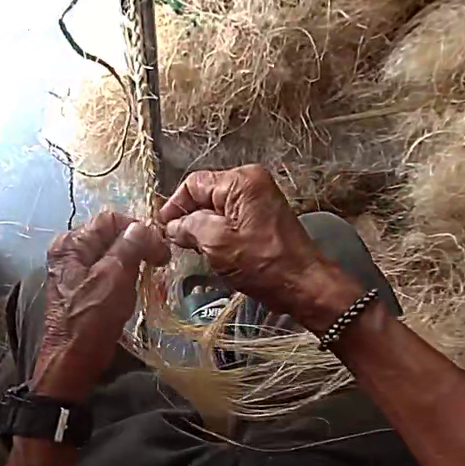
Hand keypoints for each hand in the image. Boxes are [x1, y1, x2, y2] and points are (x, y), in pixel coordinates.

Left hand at [34, 211, 168, 400]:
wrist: (72, 361)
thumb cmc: (91, 320)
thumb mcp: (113, 278)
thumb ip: (129, 246)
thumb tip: (143, 227)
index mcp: (71, 244)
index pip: (111, 219)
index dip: (139, 230)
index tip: (159, 251)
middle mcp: (70, 253)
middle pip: (112, 237)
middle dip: (138, 248)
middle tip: (158, 265)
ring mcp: (76, 273)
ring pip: (113, 257)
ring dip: (134, 265)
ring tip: (149, 280)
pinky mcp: (84, 292)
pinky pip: (110, 275)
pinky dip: (126, 280)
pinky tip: (135, 291)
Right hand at [157, 166, 361, 331]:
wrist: (302, 285)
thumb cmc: (262, 263)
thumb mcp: (216, 242)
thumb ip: (189, 227)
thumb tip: (172, 227)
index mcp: (241, 181)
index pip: (193, 184)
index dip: (174, 206)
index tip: (162, 230)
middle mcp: (251, 182)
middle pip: (205, 195)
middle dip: (188, 218)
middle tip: (175, 243)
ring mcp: (259, 200)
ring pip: (216, 209)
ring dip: (201, 228)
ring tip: (192, 250)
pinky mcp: (263, 218)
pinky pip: (230, 219)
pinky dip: (217, 233)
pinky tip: (212, 251)